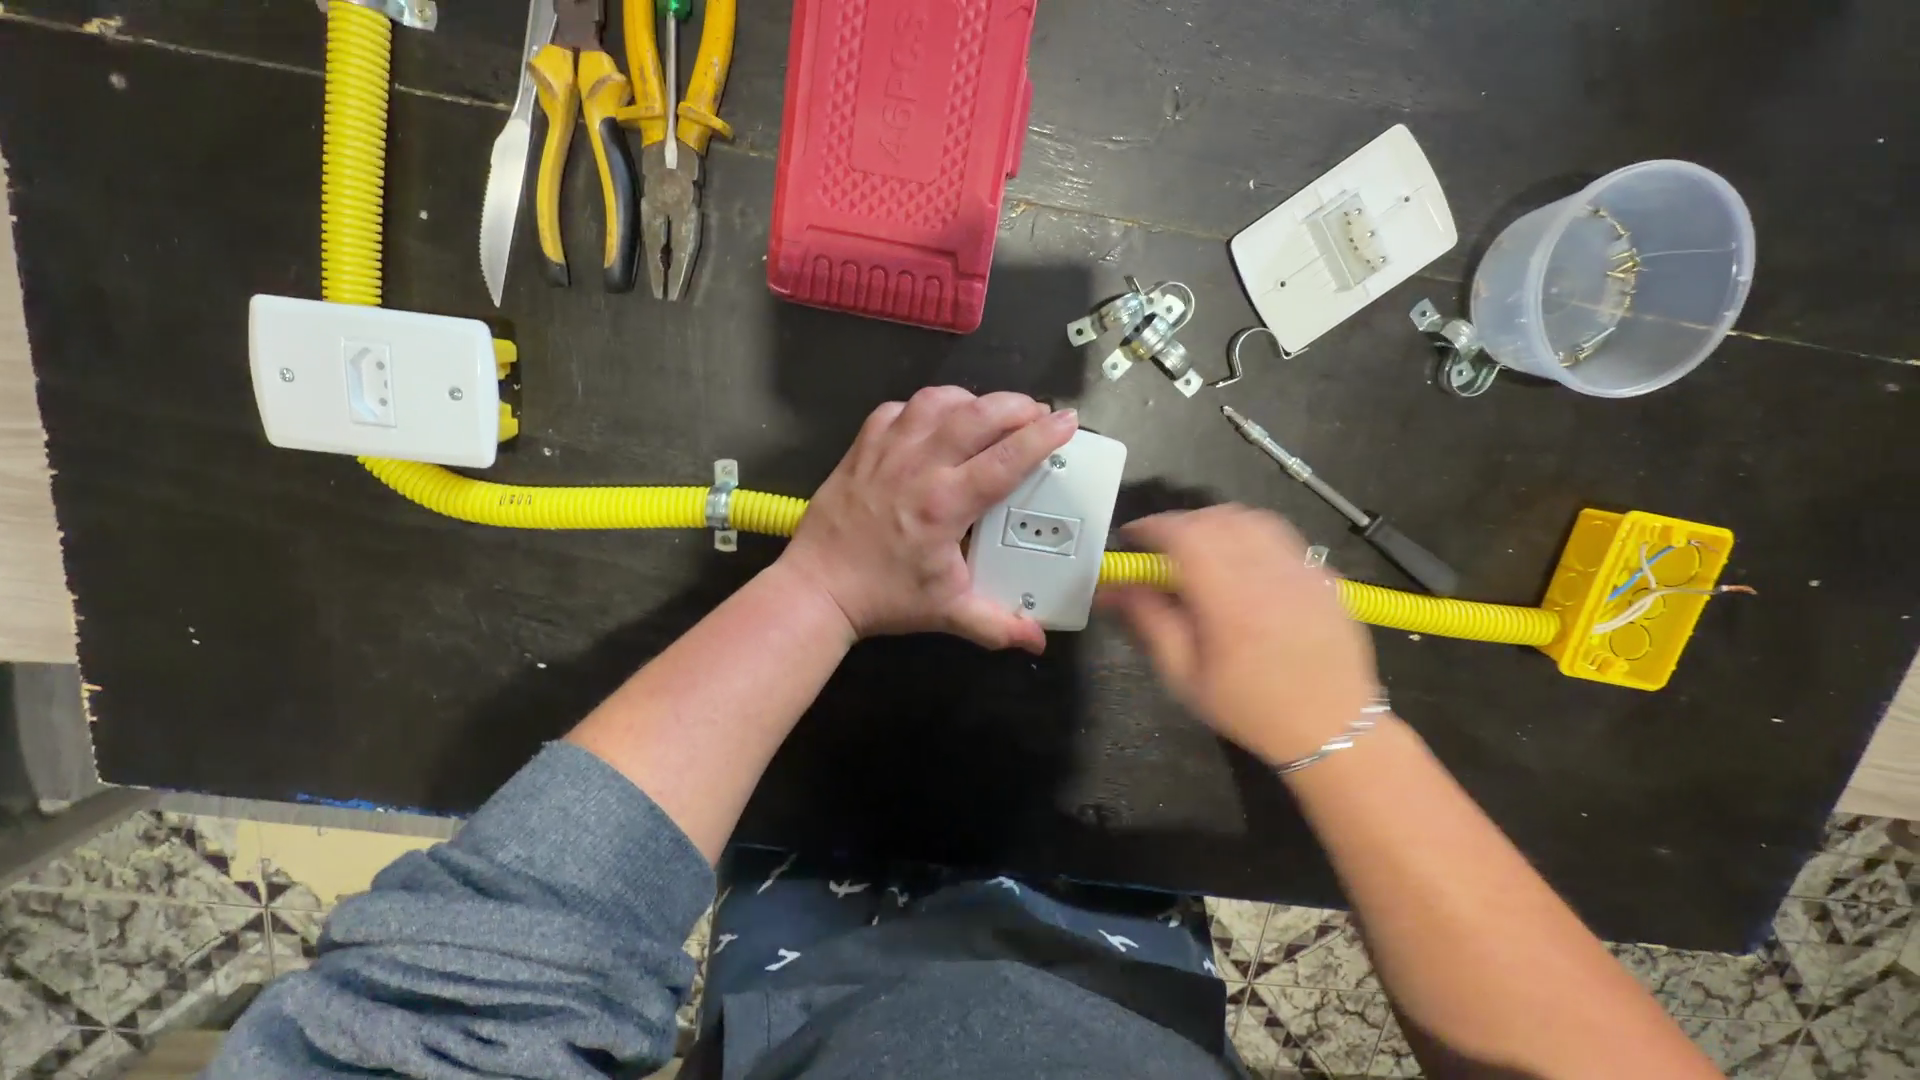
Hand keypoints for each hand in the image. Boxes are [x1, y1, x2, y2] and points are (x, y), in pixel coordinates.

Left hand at [780, 387, 1078, 652]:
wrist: (818, 589)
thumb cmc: (885, 598)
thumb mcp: (947, 612)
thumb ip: (997, 624)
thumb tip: (1038, 640)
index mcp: (945, 505)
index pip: (1005, 459)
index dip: (1041, 437)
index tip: (1067, 421)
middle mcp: (918, 467)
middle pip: (976, 415)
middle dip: (1015, 405)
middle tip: (1037, 412)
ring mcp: (886, 451)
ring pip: (935, 401)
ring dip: (970, 399)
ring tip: (989, 411)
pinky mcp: (861, 447)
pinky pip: (897, 410)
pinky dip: (923, 408)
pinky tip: (936, 422)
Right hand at [1101, 506, 1378, 765]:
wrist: (1332, 729)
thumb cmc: (1249, 708)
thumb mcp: (1184, 676)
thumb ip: (1149, 622)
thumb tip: (1113, 587)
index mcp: (1230, 601)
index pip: (1185, 535)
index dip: (1152, 527)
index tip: (1132, 537)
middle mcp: (1269, 575)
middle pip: (1217, 519)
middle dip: (1181, 524)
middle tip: (1161, 549)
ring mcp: (1304, 572)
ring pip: (1252, 519)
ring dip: (1217, 524)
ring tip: (1200, 550)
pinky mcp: (1325, 577)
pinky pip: (1282, 538)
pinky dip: (1252, 538)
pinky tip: (1243, 567)